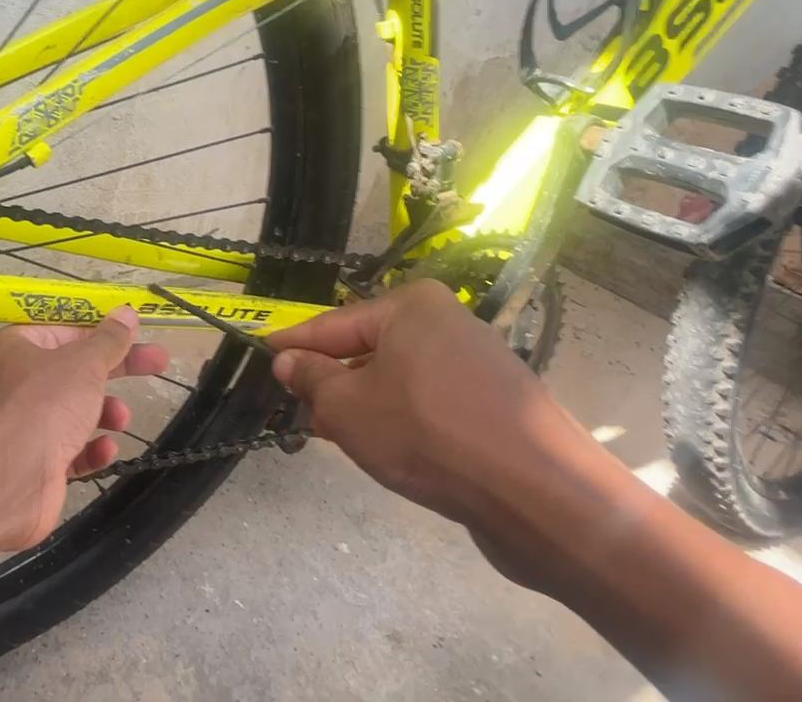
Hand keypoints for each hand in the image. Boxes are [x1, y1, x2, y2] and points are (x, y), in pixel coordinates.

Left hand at [0, 306, 167, 548]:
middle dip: (116, 369)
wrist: (13, 475)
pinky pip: (69, 449)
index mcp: (16, 347)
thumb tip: (126, 313)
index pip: (61, 329)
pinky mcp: (34, 462)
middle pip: (74, 369)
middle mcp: (15, 383)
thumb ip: (109, 340)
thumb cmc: (46, 402)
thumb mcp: (85, 363)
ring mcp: (23, 425)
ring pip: (73, 411)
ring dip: (103, 412)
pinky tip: (105, 450)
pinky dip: (90, 448)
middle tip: (158, 362)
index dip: (98, 330)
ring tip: (121, 418)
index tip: (132, 332)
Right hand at [269, 279, 593, 531]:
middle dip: (332, 379)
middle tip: (298, 406)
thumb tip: (288, 362)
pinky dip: (403, 419)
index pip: (332, 323)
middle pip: (368, 348)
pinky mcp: (498, 404)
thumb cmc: (427, 434)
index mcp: (411, 306)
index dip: (294, 345)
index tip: (263, 356)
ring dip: (365, 403)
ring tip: (337, 434)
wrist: (538, 495)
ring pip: (399, 378)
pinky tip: (388, 448)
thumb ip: (312, 379)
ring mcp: (479, 363)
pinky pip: (431, 402)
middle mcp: (448, 322)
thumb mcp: (348, 407)